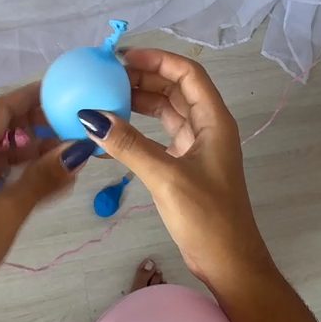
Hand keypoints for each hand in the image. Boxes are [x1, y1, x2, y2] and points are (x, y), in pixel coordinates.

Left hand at [0, 84, 92, 319]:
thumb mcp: (9, 210)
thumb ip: (43, 178)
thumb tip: (78, 151)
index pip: (2, 108)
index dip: (31, 97)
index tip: (62, 93)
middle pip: (0, 128)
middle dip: (35, 124)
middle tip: (70, 128)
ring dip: (29, 152)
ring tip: (64, 157)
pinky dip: (17, 173)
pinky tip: (43, 183)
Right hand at [78, 49, 274, 285]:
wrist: (229, 263)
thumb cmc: (207, 217)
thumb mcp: (166, 176)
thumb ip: (129, 145)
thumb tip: (91, 117)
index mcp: (214, 120)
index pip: (188, 73)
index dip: (158, 60)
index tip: (124, 58)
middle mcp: (207, 126)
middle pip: (176, 88)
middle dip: (144, 78)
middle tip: (107, 76)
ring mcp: (197, 146)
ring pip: (167, 110)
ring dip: (140, 101)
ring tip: (106, 96)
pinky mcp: (185, 164)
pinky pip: (160, 134)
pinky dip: (138, 129)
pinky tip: (112, 132)